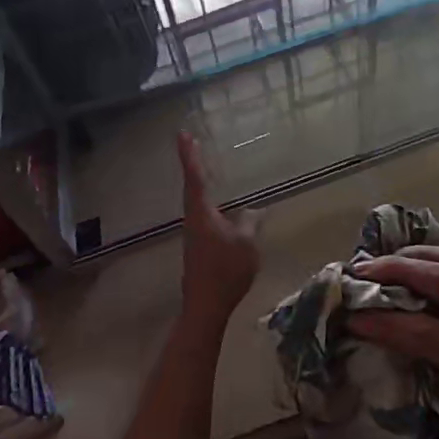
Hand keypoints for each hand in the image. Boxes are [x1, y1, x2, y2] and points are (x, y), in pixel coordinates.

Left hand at [177, 132, 259, 323]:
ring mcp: (192, 233)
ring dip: (198, 183)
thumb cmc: (226, 270)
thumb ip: (250, 223)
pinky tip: (217, 208)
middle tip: (191, 143)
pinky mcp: (196, 246)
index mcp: (201, 213)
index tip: (183, 134)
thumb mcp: (246, 244)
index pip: (194, 177)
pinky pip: (202, 216)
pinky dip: (206, 203)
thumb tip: (255, 210)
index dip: (189, 155)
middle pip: (191, 186)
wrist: (205, 304)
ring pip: (195, 202)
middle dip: (192, 163)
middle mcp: (192, 219)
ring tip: (203, 168)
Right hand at [346, 249, 438, 438]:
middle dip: (393, 272)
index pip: (428, 332)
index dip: (385, 323)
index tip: (349, 320)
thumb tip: (363, 355)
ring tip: (372, 265)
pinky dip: (420, 256)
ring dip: (406, 258)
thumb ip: (410, 385)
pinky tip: (395, 262)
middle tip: (356, 275)